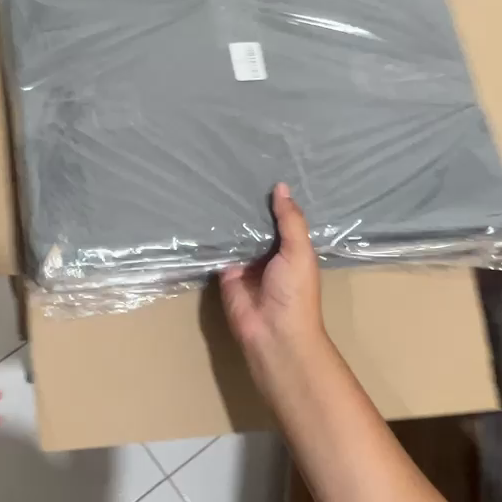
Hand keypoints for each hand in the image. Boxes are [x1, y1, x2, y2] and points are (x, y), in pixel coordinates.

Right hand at [219, 182, 325, 355]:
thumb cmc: (295, 292)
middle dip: (247, 205)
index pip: (281, 217)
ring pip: (236, 234)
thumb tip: (280, 187)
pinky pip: (218, 250)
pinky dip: (212, 235)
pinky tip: (201, 210)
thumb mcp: (300, 251)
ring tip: (214, 183)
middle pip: (256, 224)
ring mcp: (246, 263)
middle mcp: (268, 253)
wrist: (272, 331)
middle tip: (231, 172)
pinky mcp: (225, 272)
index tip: (261, 170)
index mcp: (292, 248)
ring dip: (228, 217)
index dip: (273, 198)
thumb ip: (290, 220)